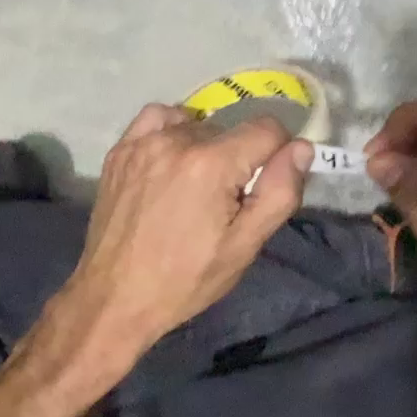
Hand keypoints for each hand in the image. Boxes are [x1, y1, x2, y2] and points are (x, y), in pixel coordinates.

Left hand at [59, 104, 312, 356]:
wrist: (115, 297)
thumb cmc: (185, 280)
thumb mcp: (243, 246)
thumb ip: (279, 193)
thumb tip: (301, 148)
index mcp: (211, 164)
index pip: (267, 129)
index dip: (277, 153)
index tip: (265, 183)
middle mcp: (176, 140)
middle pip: (230, 128)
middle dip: (238, 157)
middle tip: (225, 201)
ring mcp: (142, 143)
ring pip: (195, 123)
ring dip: (205, 145)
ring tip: (196, 186)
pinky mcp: (120, 151)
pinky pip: (157, 120)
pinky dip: (172, 131)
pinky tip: (172, 161)